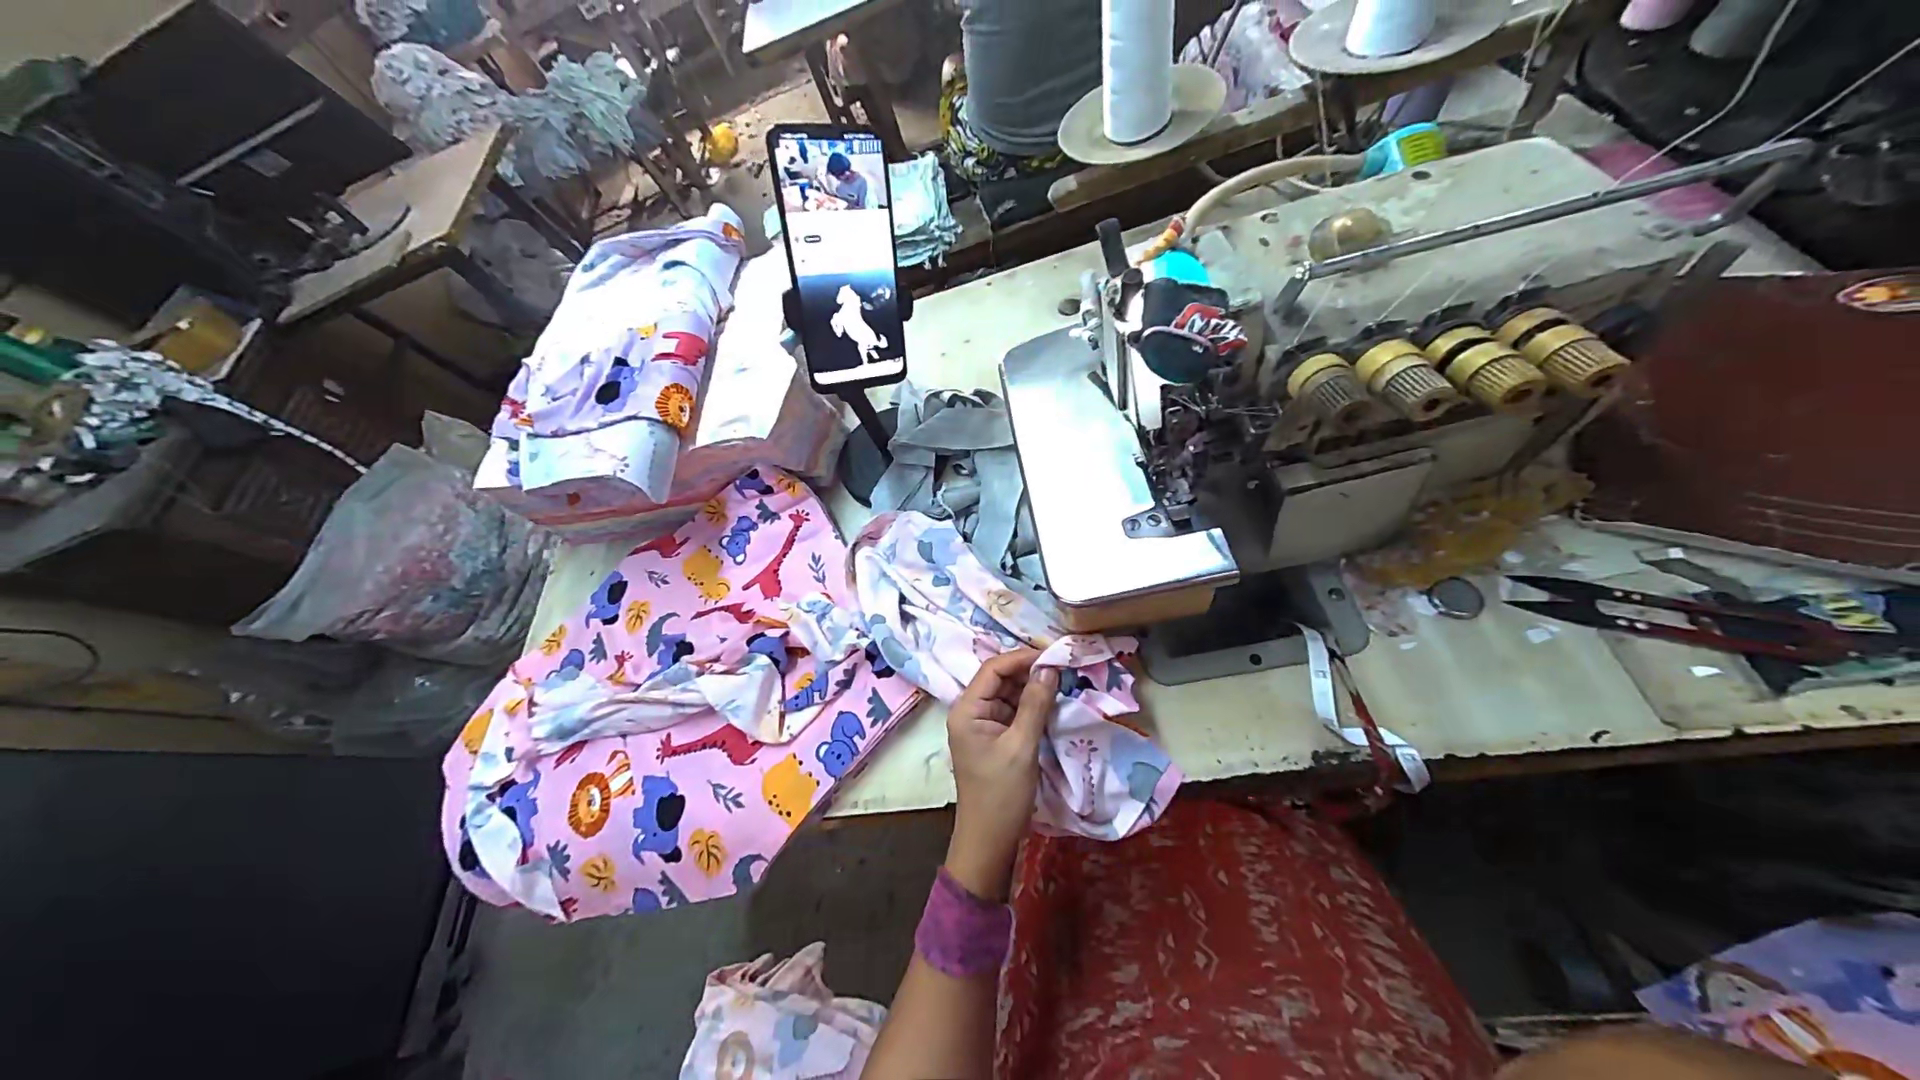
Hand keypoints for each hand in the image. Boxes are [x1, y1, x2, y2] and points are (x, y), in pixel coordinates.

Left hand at [944, 649, 1056, 901]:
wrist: (990, 840)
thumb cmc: (1002, 793)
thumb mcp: (1022, 746)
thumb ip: (1035, 704)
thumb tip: (1049, 669)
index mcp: (967, 709)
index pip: (993, 669)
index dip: (1022, 658)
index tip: (1053, 656)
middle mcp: (970, 712)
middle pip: (1000, 679)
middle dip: (1029, 672)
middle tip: (1063, 668)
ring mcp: (982, 726)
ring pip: (1008, 695)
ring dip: (1032, 689)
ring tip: (1062, 683)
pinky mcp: (994, 739)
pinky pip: (1013, 712)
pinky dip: (1031, 707)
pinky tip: (1052, 704)